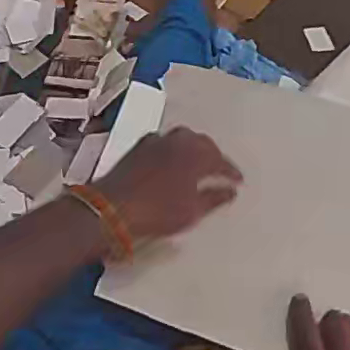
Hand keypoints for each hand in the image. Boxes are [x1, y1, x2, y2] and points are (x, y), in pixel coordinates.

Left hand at [91, 126, 241, 243]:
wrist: (112, 208)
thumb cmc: (157, 211)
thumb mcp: (192, 210)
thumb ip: (214, 197)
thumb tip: (230, 190)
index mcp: (195, 154)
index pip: (220, 160)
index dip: (230, 172)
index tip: (238, 182)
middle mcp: (177, 141)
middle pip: (202, 143)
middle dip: (213, 156)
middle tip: (220, 170)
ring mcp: (155, 141)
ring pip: (182, 139)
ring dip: (193, 149)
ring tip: (198, 164)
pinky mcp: (138, 147)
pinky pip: (164, 142)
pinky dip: (173, 149)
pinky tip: (171, 160)